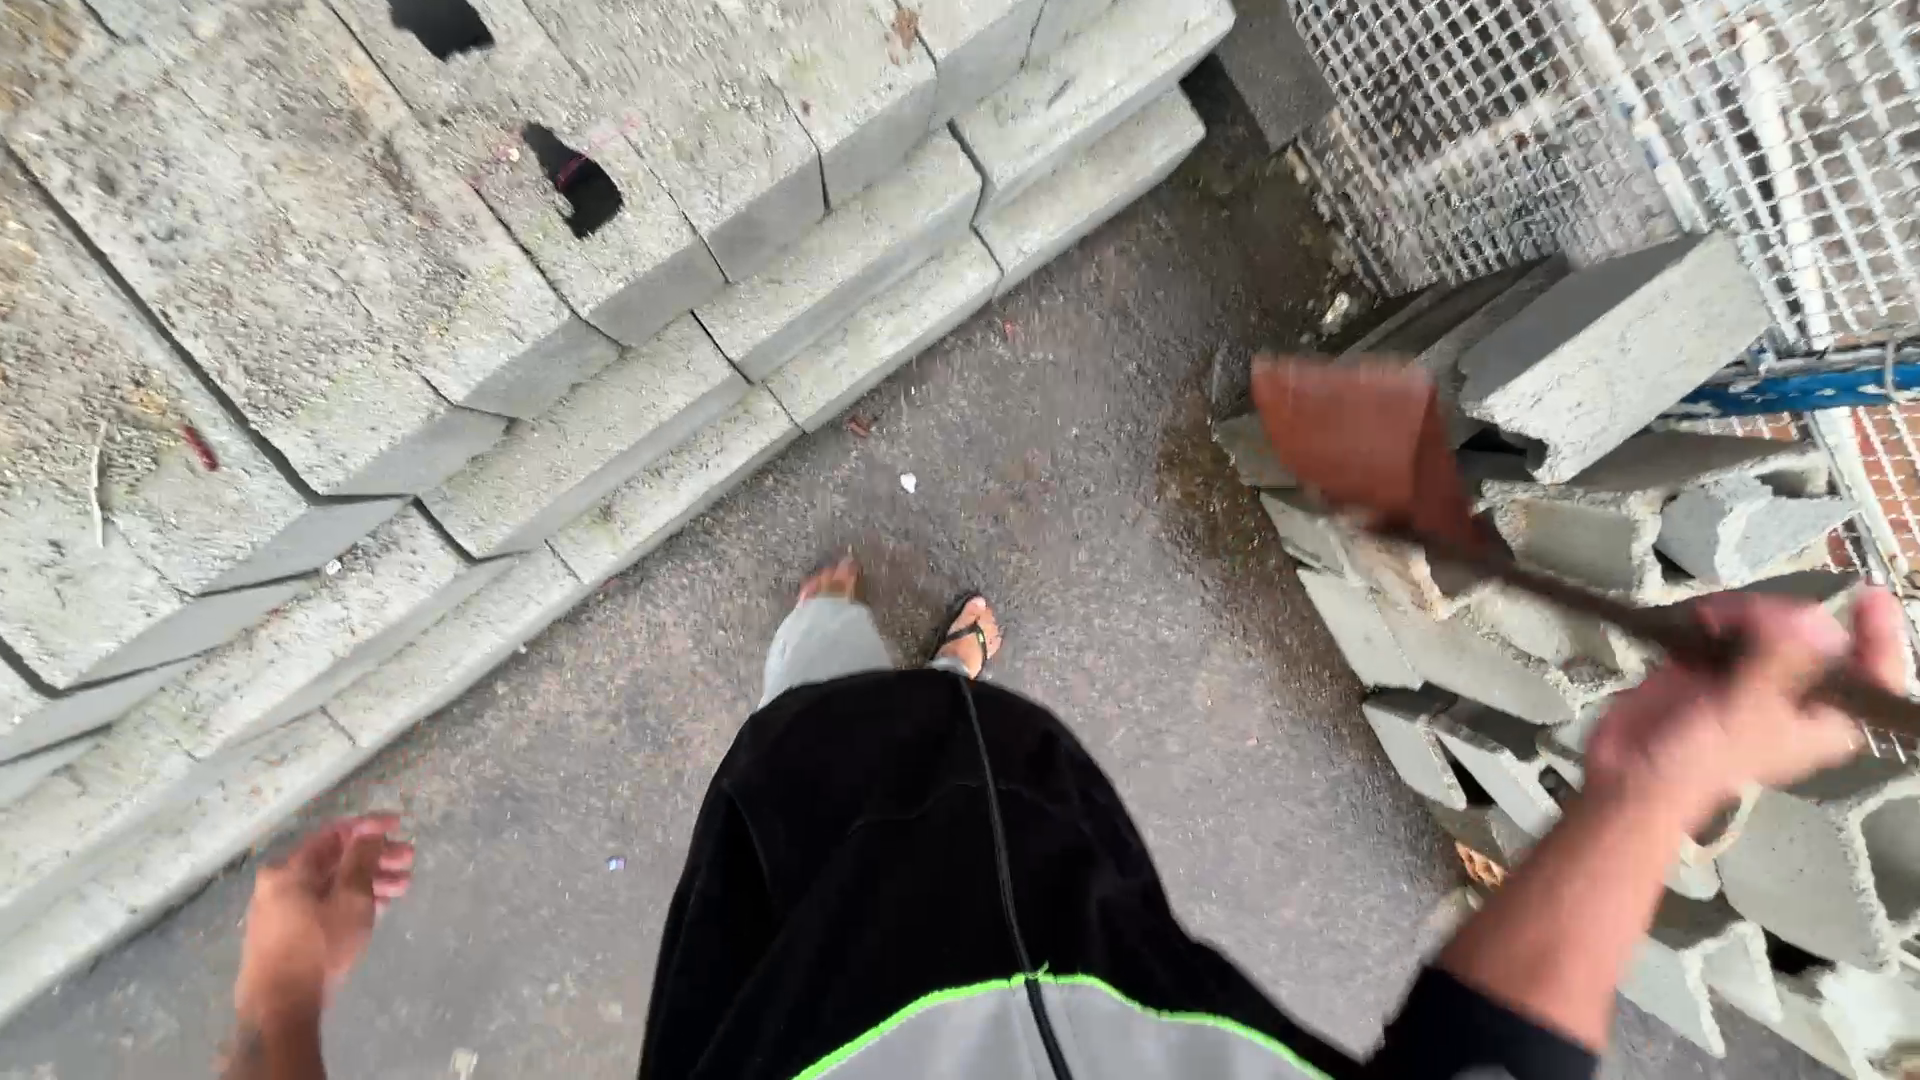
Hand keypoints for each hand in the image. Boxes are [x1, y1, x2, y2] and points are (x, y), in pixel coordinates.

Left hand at [234, 814, 413, 1025]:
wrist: (281, 1008)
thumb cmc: (320, 944)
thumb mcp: (352, 896)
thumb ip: (362, 857)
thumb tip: (369, 829)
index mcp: (289, 870)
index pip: (335, 833)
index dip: (370, 826)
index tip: (401, 825)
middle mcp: (279, 885)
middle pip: (336, 859)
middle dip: (376, 856)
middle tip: (409, 859)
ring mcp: (281, 910)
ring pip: (333, 883)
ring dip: (370, 879)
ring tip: (404, 886)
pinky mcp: (287, 932)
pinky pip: (326, 902)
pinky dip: (354, 899)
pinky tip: (381, 905)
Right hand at [1585, 588, 1907, 822]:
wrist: (1632, 768)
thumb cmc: (1702, 758)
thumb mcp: (1749, 713)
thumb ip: (1779, 664)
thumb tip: (1809, 619)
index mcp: (1823, 713)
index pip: (1871, 671)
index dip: (1877, 634)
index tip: (1868, 596)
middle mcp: (1788, 692)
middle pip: (1804, 637)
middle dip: (1775, 617)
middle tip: (1740, 613)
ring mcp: (1740, 679)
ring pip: (1756, 630)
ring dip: (1734, 614)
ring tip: (1706, 615)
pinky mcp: (1696, 671)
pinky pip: (1709, 634)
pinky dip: (1699, 621)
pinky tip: (1688, 620)